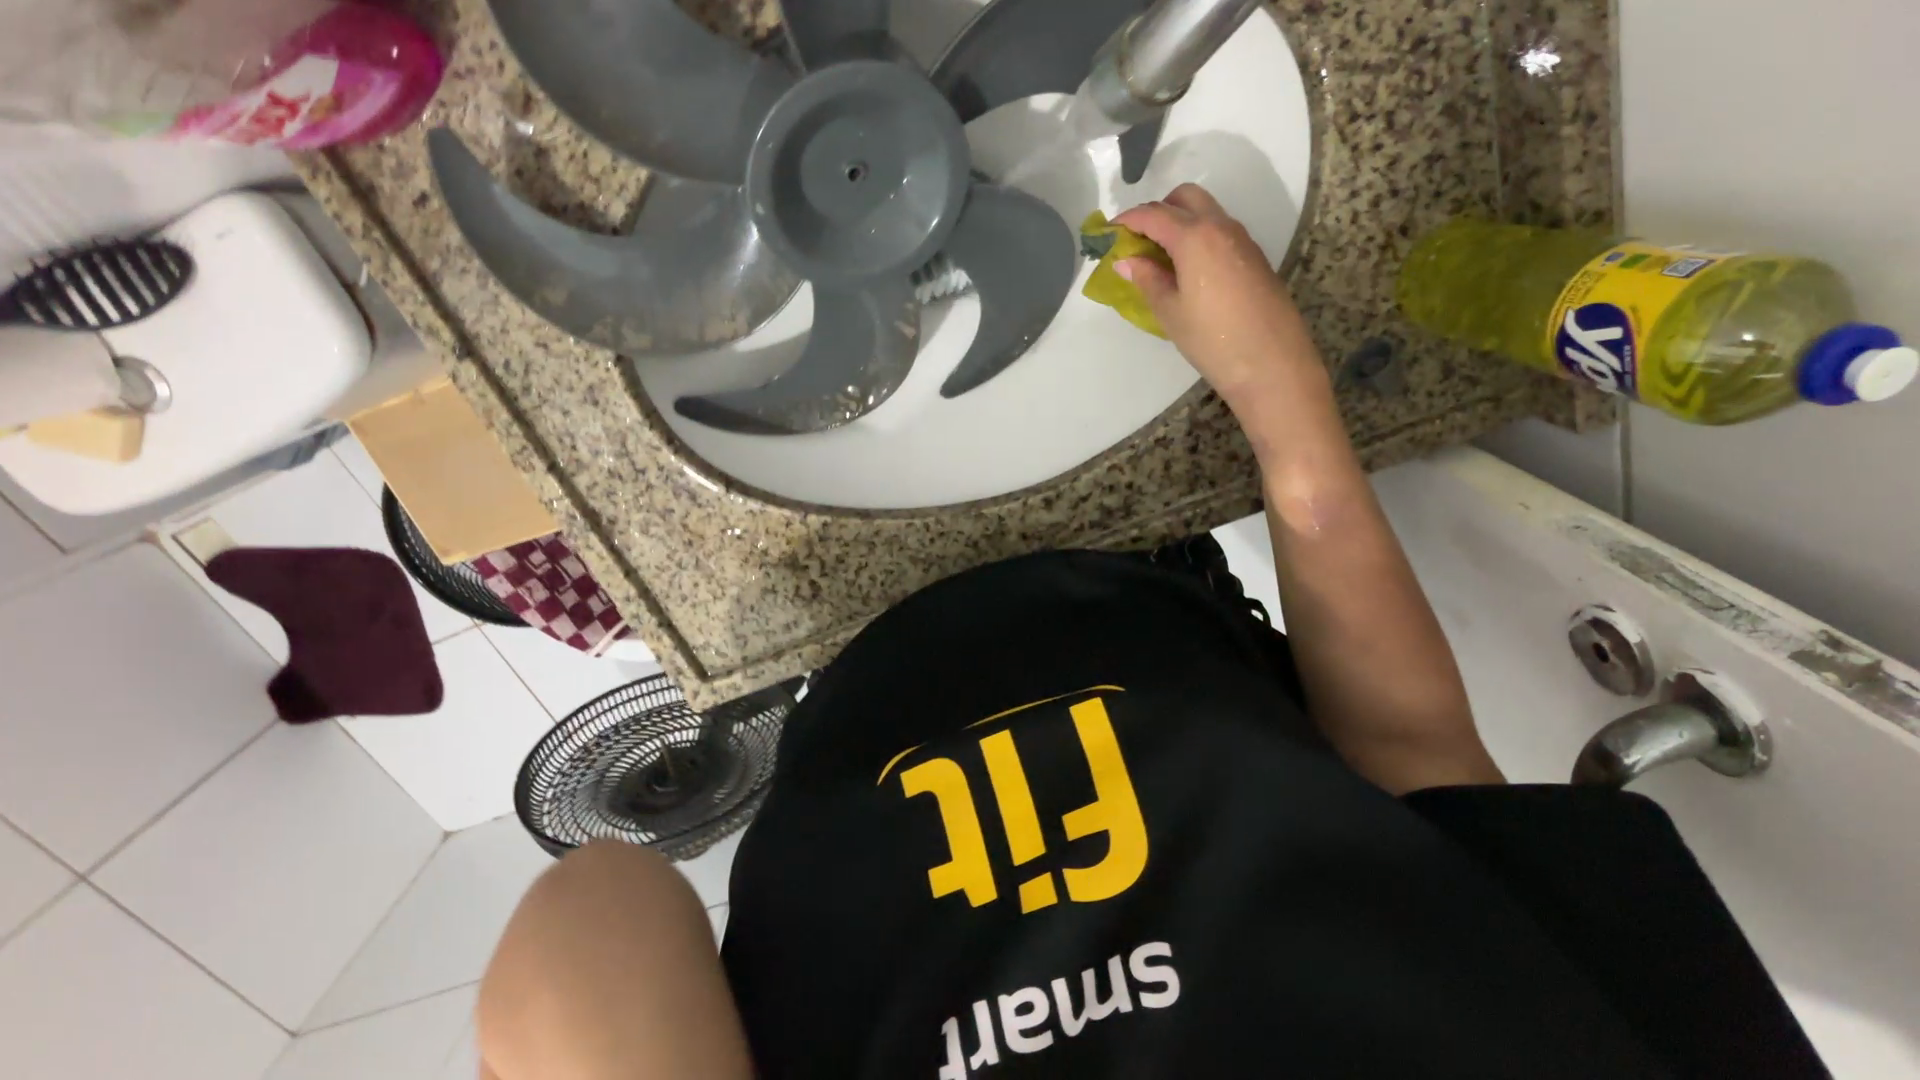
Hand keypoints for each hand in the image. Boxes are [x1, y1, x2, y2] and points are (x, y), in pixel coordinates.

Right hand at [1113, 185, 1325, 409]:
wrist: (1271, 363)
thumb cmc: (1212, 339)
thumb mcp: (1170, 311)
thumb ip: (1147, 279)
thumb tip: (1127, 261)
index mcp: (1194, 237)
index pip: (1153, 214)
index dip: (1127, 220)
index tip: (1109, 233)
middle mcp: (1220, 227)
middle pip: (1185, 198)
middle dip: (1158, 211)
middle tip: (1139, 241)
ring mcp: (1242, 240)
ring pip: (1206, 212)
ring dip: (1180, 222)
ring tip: (1160, 258)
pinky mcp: (1254, 257)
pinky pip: (1220, 232)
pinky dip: (1199, 237)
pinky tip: (1188, 271)